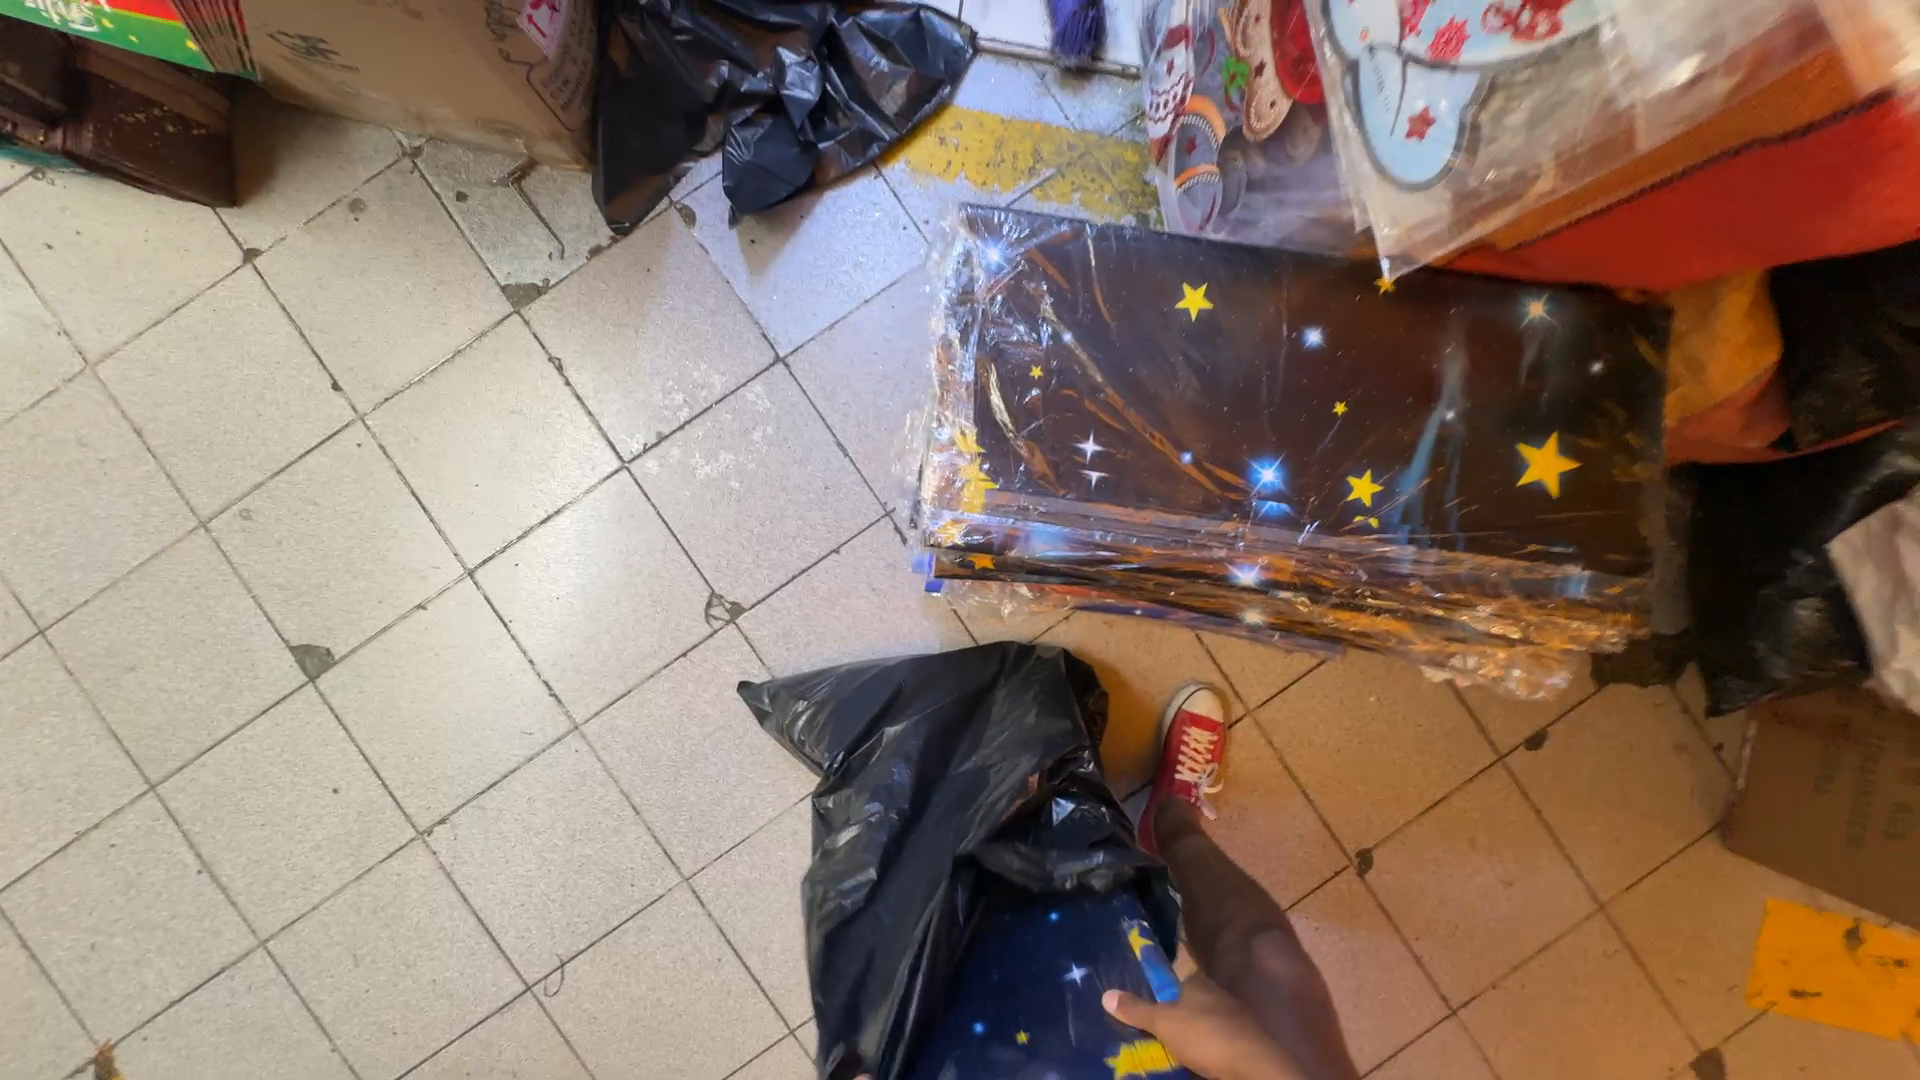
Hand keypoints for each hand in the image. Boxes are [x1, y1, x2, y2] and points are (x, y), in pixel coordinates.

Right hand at [1103, 977, 1310, 1079]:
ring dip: (1193, 1046)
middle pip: (1190, 1008)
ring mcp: (1236, 1023)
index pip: (1175, 984)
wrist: (1257, 1071)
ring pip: (1206, 1031)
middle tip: (1154, 1044)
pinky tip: (1199, 1071)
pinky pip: (1220, 1051)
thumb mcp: (1163, 1023)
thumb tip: (1105, 993)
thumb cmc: (1206, 1037)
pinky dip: (1209, 1060)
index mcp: (1198, 983)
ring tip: (1173, 1062)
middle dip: (1176, 1025)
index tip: (1148, 1017)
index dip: (1162, 999)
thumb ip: (1136, 1010)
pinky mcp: (1247, 1048)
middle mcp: (1218, 997)